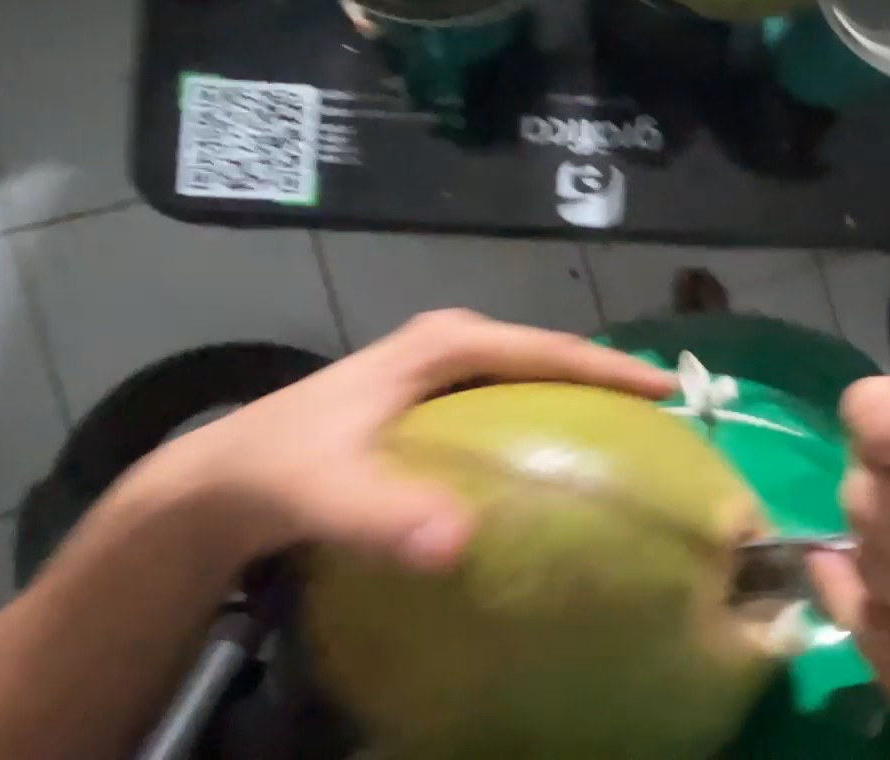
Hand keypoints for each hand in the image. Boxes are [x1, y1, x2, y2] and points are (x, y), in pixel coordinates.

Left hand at [135, 310, 677, 574]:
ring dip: (583, 399)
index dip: (611, 368)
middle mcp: (452, 346)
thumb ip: (383, 514)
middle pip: (550, 356)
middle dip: (608, 380)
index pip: (545, 349)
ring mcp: (443, 371)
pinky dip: (548, 420)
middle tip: (663, 420)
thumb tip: (460, 545)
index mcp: (445, 344)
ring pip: (534, 377)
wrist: (222, 479)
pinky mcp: (436, 400)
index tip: (667, 390)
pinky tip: (562, 460)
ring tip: (630, 437)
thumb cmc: (281, 467)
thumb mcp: (327, 489)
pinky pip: (512, 401)